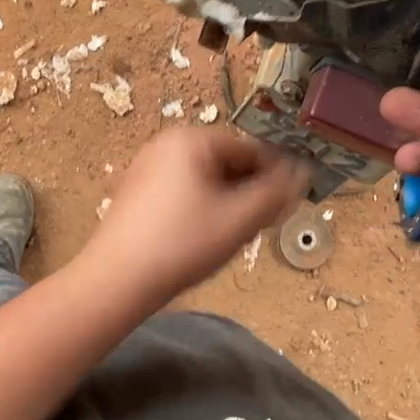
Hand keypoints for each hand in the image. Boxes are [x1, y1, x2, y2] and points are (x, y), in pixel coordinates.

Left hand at [84, 128, 307, 301]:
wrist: (116, 281)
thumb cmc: (182, 244)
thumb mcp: (240, 219)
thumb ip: (277, 192)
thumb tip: (302, 172)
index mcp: (191, 139)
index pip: (249, 149)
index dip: (271, 178)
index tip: (282, 209)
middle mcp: (165, 143)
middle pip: (226, 163)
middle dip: (245, 193)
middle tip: (252, 228)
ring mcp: (146, 168)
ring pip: (204, 180)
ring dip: (224, 205)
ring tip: (224, 238)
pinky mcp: (135, 193)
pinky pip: (181, 193)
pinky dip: (198, 211)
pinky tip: (197, 242)